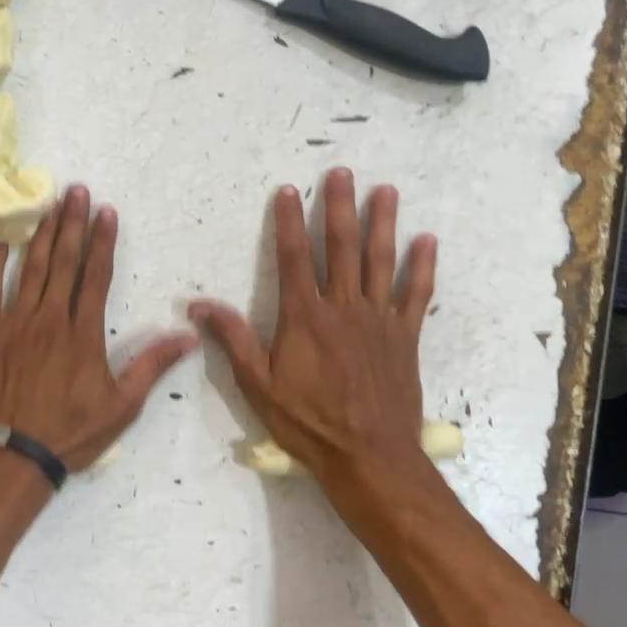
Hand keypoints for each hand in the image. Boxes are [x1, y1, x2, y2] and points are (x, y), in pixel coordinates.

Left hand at [0, 185, 197, 471]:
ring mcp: (14, 323)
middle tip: (76, 191)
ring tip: (48, 205)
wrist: (10, 455)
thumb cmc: (69, 434)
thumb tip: (189, 337)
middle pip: (63, 262)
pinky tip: (0, 240)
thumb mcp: (121, 407)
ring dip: (41, 234)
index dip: (102, 241)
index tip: (106, 212)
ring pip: (29, 268)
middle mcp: (48, 319)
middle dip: (72, 223)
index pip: (96, 276)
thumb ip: (152, 366)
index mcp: (83, 333)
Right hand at [191, 168, 436, 492]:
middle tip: (342, 172)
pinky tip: (427, 240)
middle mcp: (343, 309)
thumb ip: (234, 339)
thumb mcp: (257, 384)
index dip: (290, 222)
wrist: (367, 454)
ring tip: (386, 190)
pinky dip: (422, 267)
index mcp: (304, 318)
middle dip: (340, 207)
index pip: (294, 258)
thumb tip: (198, 306)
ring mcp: (378, 320)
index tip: (288, 190)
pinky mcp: (405, 337)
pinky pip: (417, 294)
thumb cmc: (306, 421)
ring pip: (382, 261)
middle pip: (343, 247)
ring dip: (383, 223)